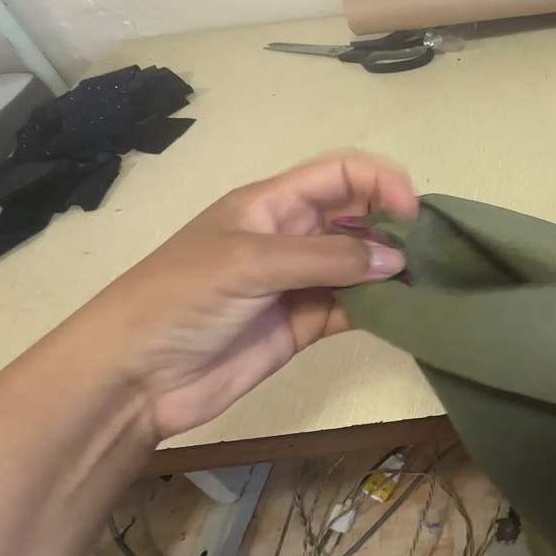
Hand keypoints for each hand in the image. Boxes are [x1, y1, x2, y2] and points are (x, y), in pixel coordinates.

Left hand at [67, 153, 417, 438]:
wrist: (130, 382)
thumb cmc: (179, 299)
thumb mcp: (251, 262)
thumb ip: (329, 257)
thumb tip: (397, 260)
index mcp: (273, 204)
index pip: (341, 173)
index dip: (380, 182)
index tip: (410, 212)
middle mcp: (293, 236)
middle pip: (359, 214)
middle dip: (393, 224)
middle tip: (425, 248)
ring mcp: (302, 281)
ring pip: (363, 262)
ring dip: (393, 268)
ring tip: (424, 281)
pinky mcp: (308, 323)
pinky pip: (356, 306)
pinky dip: (383, 307)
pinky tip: (405, 311)